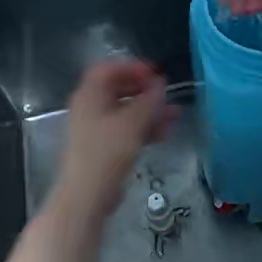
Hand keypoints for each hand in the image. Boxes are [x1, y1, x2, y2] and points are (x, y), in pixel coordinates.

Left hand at [54, 59, 176, 220]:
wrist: (86, 195)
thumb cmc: (106, 152)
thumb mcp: (132, 123)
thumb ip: (149, 101)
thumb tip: (160, 85)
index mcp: (90, 95)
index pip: (108, 68)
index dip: (133, 67)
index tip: (156, 74)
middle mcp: (90, 107)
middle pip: (118, 89)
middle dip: (145, 90)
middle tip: (167, 94)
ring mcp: (96, 129)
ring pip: (125, 111)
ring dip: (149, 111)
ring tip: (175, 115)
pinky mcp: (103, 148)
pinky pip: (126, 130)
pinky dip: (143, 128)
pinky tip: (164, 133)